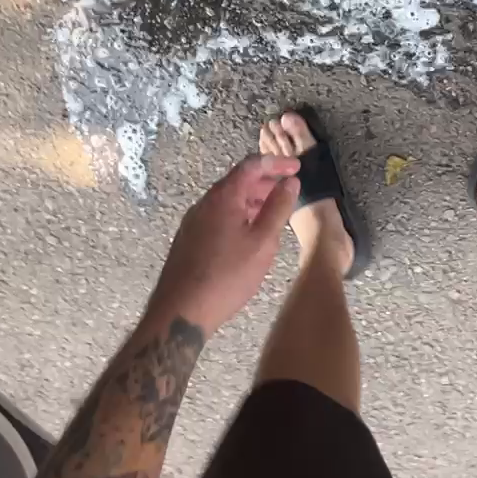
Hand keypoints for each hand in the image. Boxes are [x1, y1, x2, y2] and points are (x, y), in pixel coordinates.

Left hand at [148, 154, 301, 329]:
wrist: (179, 314)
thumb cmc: (226, 276)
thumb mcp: (262, 241)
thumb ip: (279, 207)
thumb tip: (290, 181)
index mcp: (223, 197)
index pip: (252, 165)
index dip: (277, 163)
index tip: (297, 168)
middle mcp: (205, 203)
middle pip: (238, 180)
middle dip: (266, 182)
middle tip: (288, 192)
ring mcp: (193, 221)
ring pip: (228, 199)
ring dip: (253, 200)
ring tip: (273, 214)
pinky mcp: (189, 239)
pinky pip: (218, 215)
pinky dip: (239, 214)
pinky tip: (249, 234)